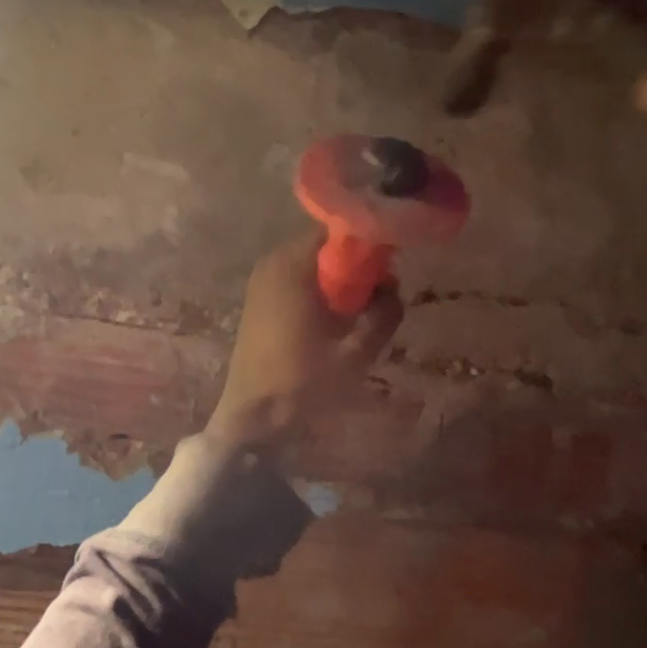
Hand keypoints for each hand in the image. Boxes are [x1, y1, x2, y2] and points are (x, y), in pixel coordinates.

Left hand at [206, 233, 403, 451]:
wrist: (252, 417)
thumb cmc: (303, 383)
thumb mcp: (356, 351)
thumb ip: (384, 313)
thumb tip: (393, 289)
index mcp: (293, 265)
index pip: (340, 230)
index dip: (370, 245)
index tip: (391, 269)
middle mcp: (273, 262)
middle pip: (326, 248)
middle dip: (355, 267)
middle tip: (378, 298)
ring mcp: (261, 281)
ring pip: (312, 266)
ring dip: (338, 283)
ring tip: (357, 315)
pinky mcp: (257, 302)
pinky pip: (296, 282)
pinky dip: (318, 293)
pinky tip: (332, 324)